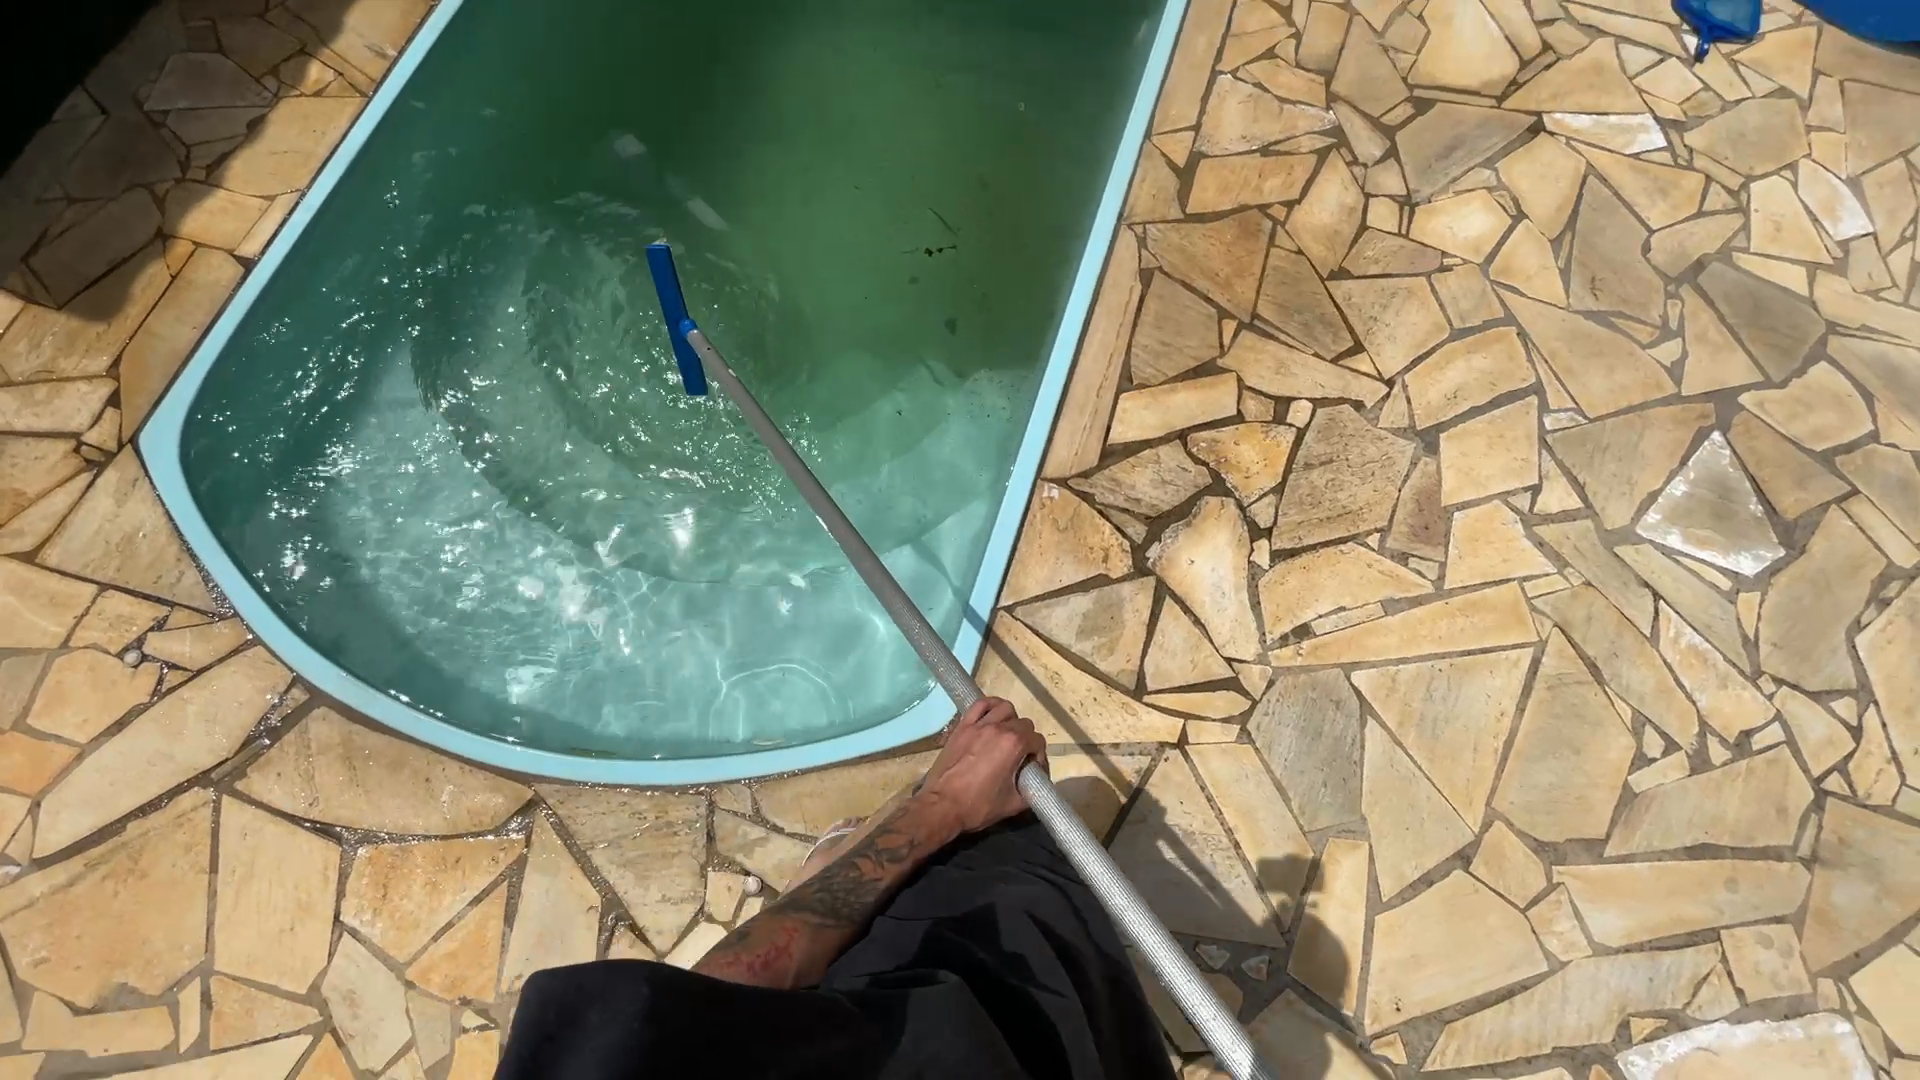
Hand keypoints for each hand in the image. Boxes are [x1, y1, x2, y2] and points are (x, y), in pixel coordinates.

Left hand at [916, 697, 1047, 837]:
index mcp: (1013, 745)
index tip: (1032, 770)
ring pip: (1004, 708)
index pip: (1037, 740)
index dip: (1039, 756)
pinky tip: (991, 718)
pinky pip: (979, 705)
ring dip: (1011, 720)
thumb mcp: (1013, 804)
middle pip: (1024, 723)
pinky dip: (990, 707)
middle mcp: (998, 728)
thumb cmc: (978, 806)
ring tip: (1006, 736)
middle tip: (1020, 757)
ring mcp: (978, 724)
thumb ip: (1033, 790)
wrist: (942, 805)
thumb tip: (1037, 783)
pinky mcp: (962, 726)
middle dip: (1027, 740)